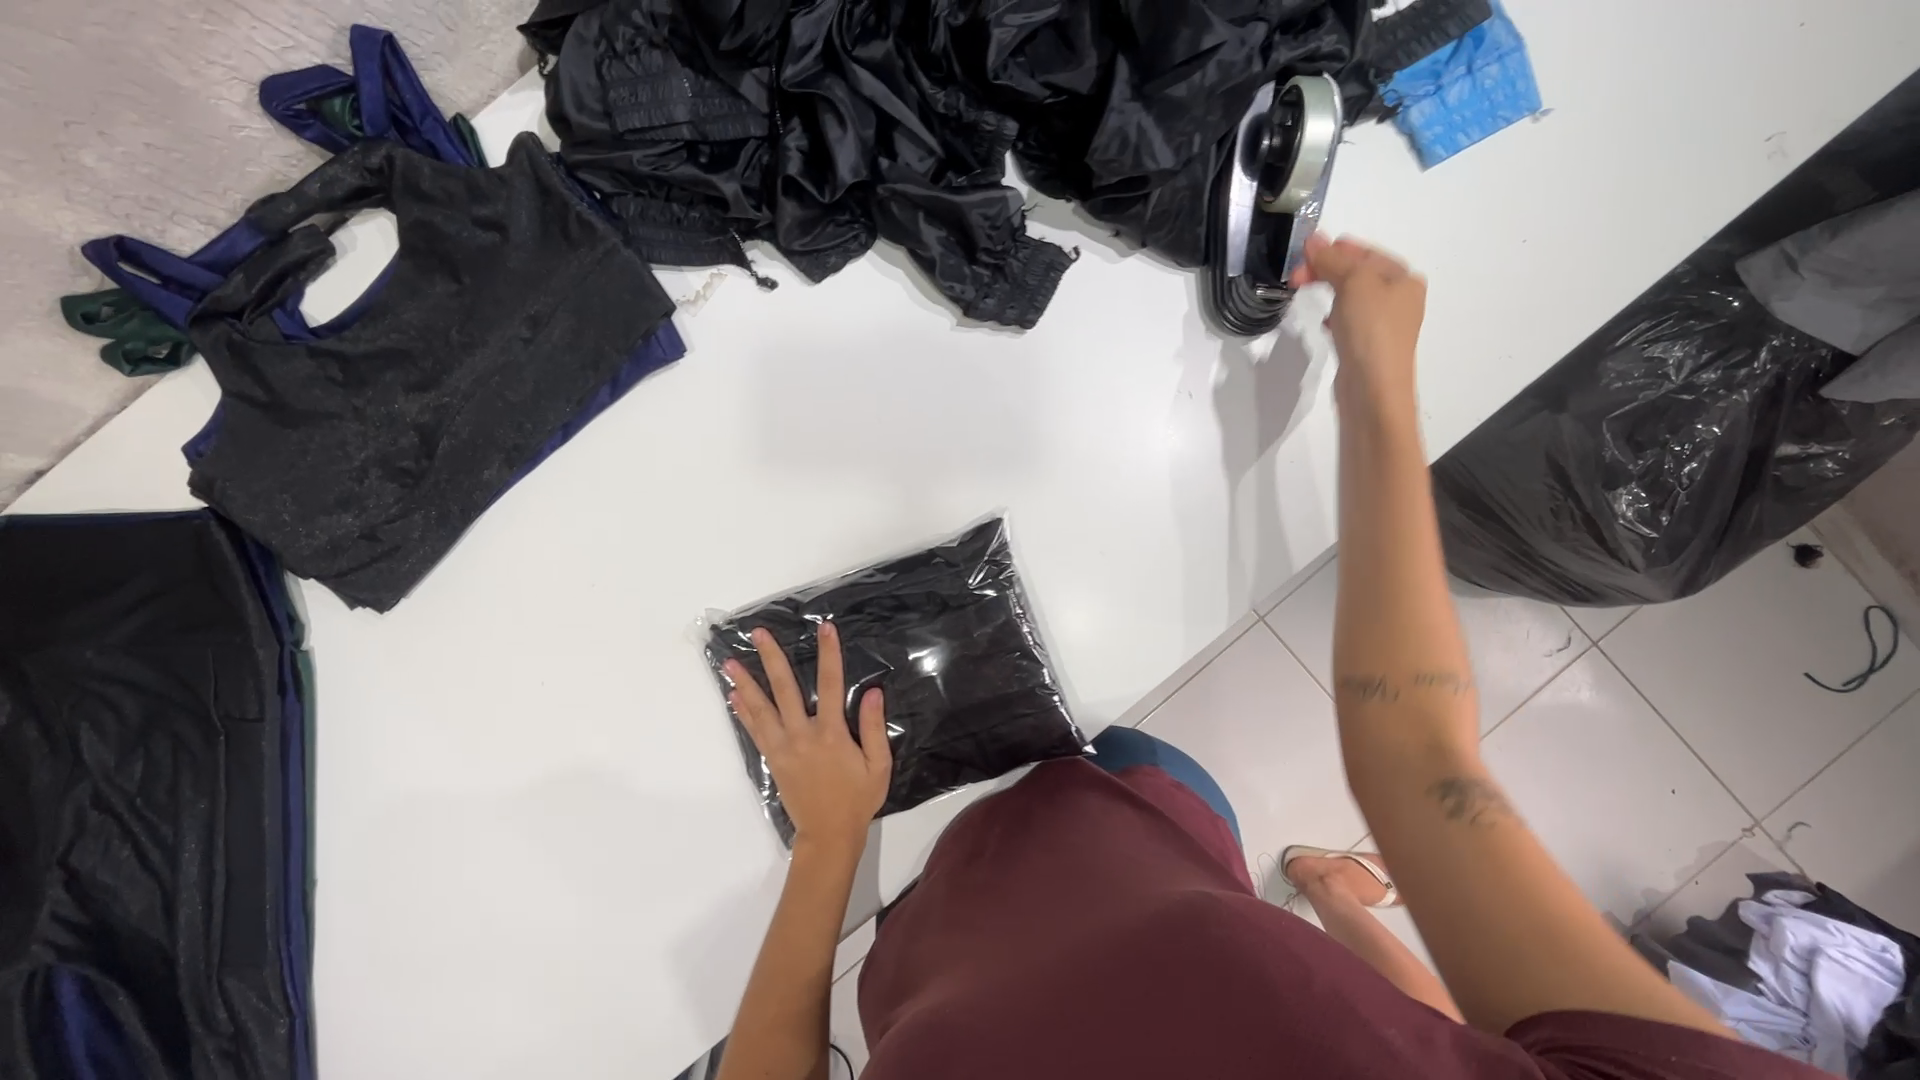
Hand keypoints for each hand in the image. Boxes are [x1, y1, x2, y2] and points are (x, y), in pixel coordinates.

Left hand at [725, 622, 892, 856]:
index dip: (829, 654)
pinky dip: (743, 712)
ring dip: (745, 683)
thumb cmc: (858, 799)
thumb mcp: (879, 765)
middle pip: (784, 689)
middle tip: (757, 633)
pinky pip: (754, 730)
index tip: (824, 628)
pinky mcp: (772, 760)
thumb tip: (873, 691)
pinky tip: (734, 695)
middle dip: (771, 658)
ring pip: (761, 708)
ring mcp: (783, 747)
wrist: (829, 834)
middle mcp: (802, 735)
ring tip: (730, 661)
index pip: (831, 684)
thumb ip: (874, 727)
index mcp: (831, 734)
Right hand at [1291, 233, 1425, 409]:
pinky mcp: (1368, 345)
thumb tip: (1313, 238)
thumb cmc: (1370, 329)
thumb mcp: (1353, 283)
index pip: (1363, 252)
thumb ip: (1332, 260)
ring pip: (1351, 296)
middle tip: (1295, 279)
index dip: (1331, 251)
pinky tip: (1325, 322)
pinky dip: (1334, 315)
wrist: (1374, 388)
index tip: (1299, 258)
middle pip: (1357, 273)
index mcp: (1403, 278)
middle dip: (1326, 271)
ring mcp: (1384, 324)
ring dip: (1328, 291)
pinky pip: (1349, 319)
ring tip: (1306, 295)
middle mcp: (1399, 298)